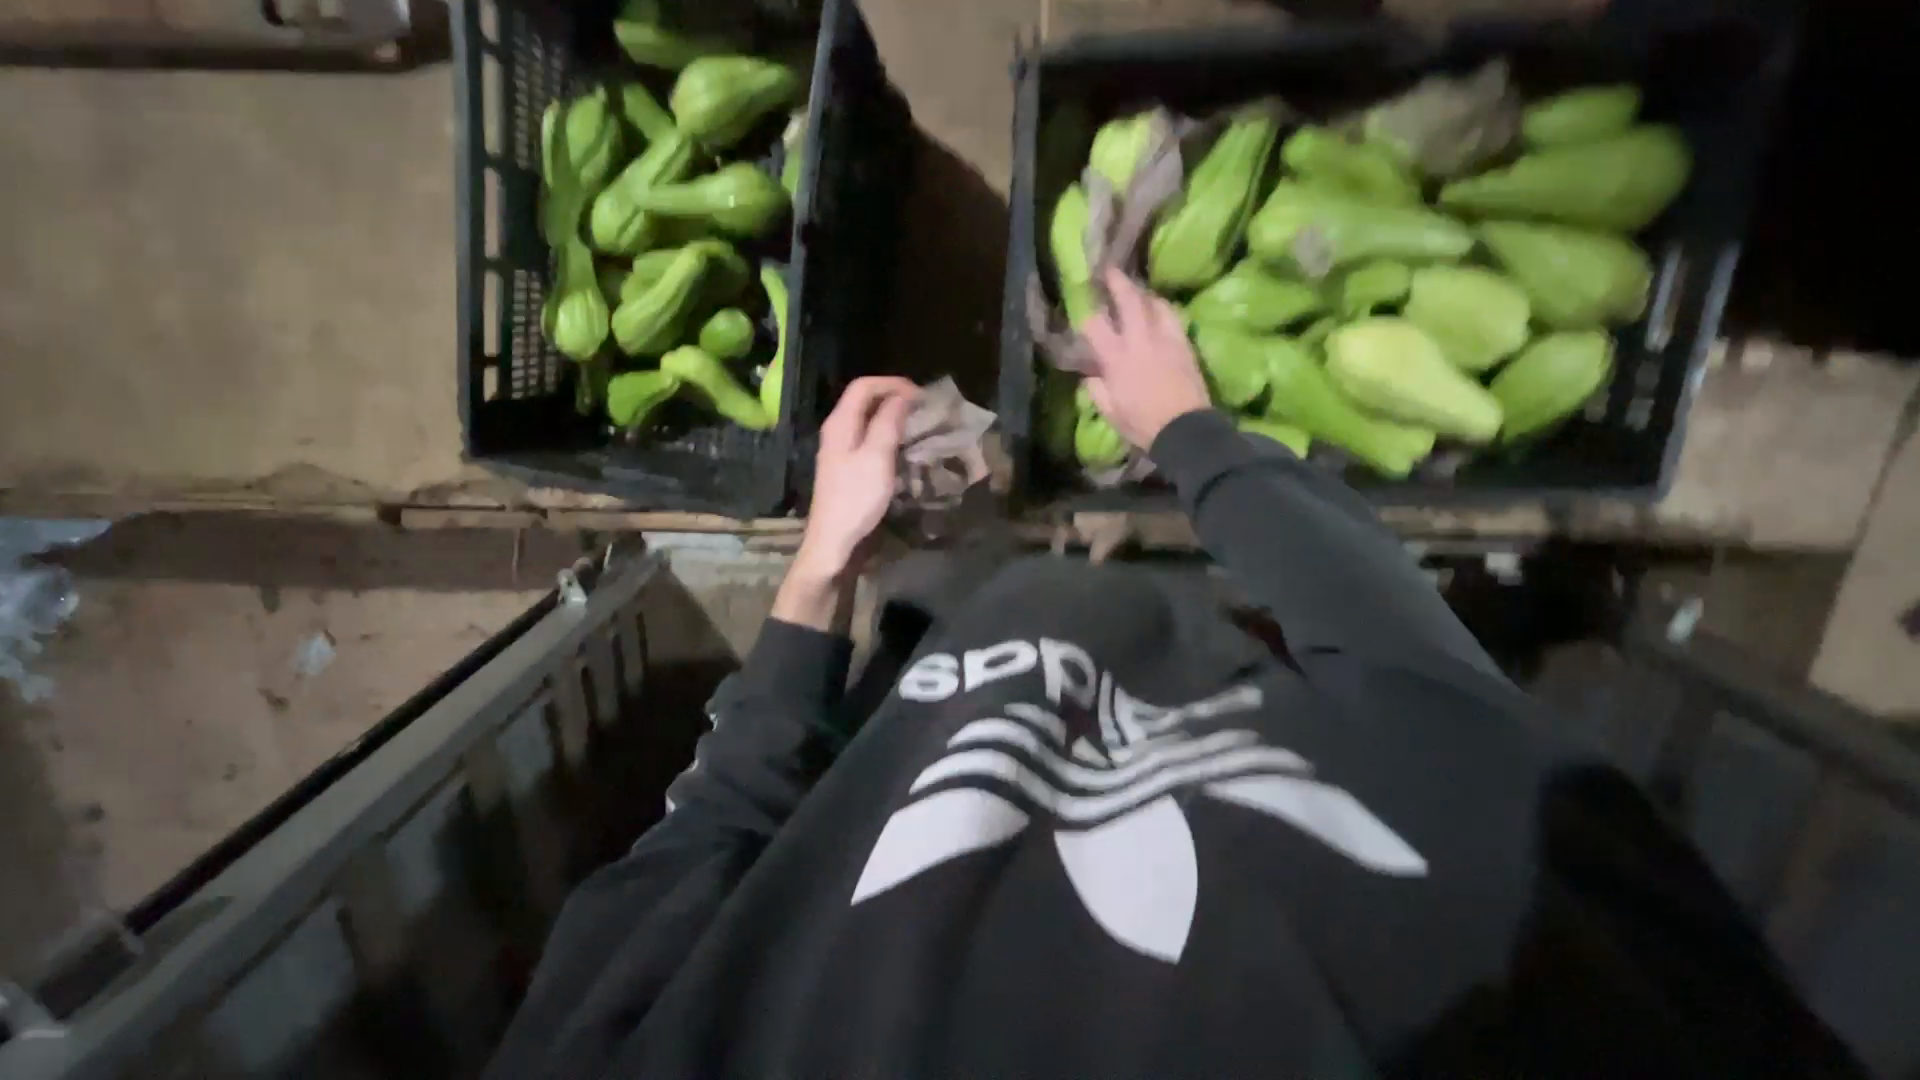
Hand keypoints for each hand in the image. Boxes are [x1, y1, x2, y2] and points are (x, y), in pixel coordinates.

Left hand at [794, 375, 920, 581]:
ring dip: (892, 417)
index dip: (892, 383)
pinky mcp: (848, 468)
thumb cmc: (856, 499)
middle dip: (894, 397)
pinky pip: (869, 439)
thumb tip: (902, 396)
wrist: (834, 542)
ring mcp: (841, 450)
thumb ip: (888, 422)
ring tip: (918, 424)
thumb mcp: (876, 457)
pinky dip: (888, 436)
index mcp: (840, 424)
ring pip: (867, 420)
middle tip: (924, 408)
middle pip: (864, 400)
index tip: (921, 395)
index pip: (864, 386)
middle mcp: (837, 431)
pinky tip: (903, 448)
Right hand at [1082, 268, 1212, 449]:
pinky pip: (1172, 316)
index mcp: (1116, 357)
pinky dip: (1162, 308)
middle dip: (1117, 281)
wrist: (1184, 429)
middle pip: (1128, 299)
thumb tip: (1091, 375)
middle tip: (1109, 270)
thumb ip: (1097, 389)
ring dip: (1143, 293)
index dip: (1086, 309)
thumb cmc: (1142, 424)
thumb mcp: (1111, 412)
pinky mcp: (1184, 343)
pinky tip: (1158, 311)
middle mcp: (1139, 339)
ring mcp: (1165, 338)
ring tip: (1137, 292)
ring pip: (1154, 302)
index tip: (1082, 299)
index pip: (1095, 323)